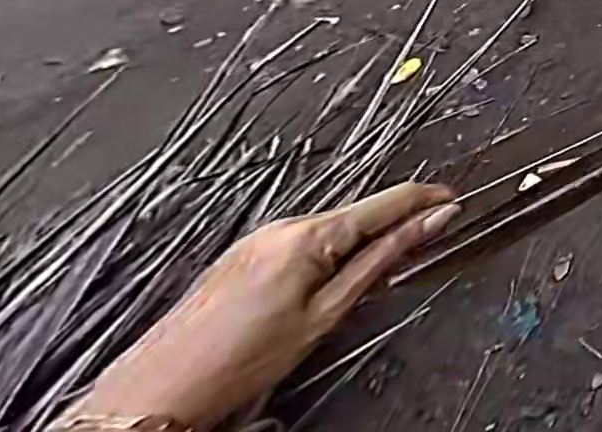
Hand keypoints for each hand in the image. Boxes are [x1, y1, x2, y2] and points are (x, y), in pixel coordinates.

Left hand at [71, 183, 457, 429]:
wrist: (143, 403)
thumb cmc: (238, 364)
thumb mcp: (329, 311)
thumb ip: (387, 257)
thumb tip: (436, 218)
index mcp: (310, 235)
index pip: (391, 199)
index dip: (429, 199)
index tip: (457, 202)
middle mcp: (285, 226)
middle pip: (363, 212)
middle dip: (395, 226)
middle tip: (418, 252)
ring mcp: (260, 238)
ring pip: (335, 226)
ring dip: (362, 241)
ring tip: (370, 278)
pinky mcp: (243, 254)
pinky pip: (306, 239)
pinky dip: (332, 251)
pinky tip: (329, 283)